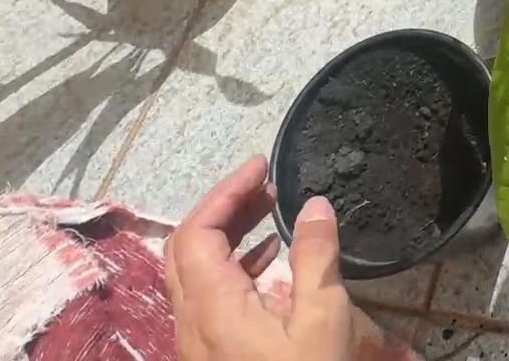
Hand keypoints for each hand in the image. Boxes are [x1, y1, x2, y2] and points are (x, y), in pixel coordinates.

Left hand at [166, 156, 354, 360]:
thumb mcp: (323, 319)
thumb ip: (316, 257)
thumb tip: (313, 204)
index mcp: (213, 309)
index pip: (197, 233)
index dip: (225, 192)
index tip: (262, 166)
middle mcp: (193, 322)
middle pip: (185, 248)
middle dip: (223, 205)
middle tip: (266, 182)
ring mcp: (199, 342)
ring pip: (193, 271)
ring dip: (227, 231)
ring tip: (270, 207)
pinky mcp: (213, 353)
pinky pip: (209, 293)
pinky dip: (234, 260)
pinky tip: (271, 255)